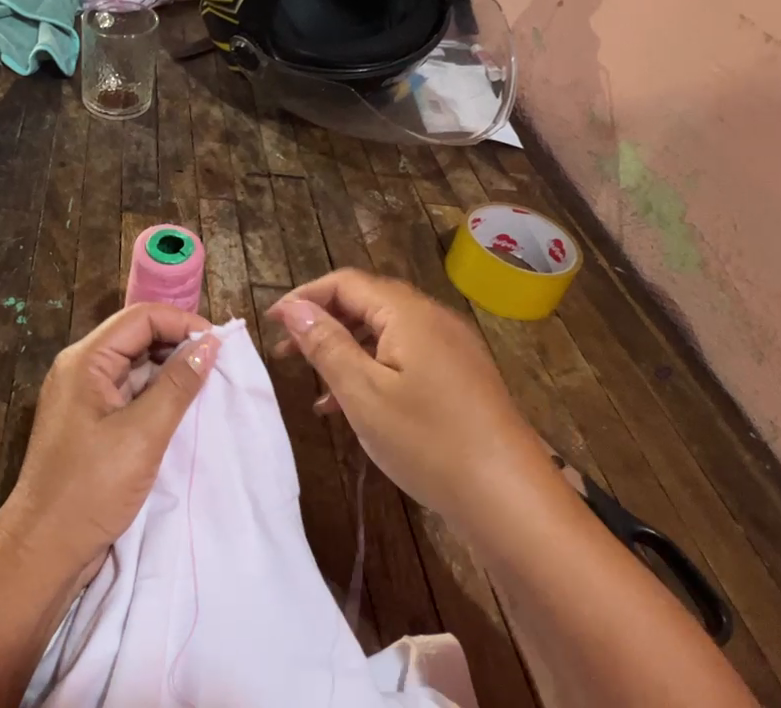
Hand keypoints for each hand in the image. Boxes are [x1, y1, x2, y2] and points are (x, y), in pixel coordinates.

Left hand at [0, 304, 216, 572]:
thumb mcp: (142, 435)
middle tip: (221, 366)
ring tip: (210, 386)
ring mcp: (85, 397)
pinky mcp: (92, 423)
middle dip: (179, 344)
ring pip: (136, 366)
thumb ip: (177, 385)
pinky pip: (130, 394)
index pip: (140, 317)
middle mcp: (82, 369)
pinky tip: (186, 410)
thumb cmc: (91, 488)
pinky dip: (158, 396)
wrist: (45, 549)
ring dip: (171, 371)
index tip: (220, 345)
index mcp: (85, 361)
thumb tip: (210, 344)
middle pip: (137, 337)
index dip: (182, 322)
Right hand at [267, 269, 551, 524]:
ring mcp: (452, 350)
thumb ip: (326, 344)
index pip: (346, 283)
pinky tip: (352, 408)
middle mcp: (433, 320)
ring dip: (345, 351)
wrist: (509, 498)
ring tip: (312, 387)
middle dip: (323, 323)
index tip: (272, 323)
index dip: (305, 297)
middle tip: (286, 353)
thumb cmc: (427, 440)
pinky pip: (405, 358)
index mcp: (408, 314)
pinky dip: (373, 371)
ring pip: (385, 334)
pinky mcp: (460, 379)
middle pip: (367, 303)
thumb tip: (294, 307)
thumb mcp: (363, 393)